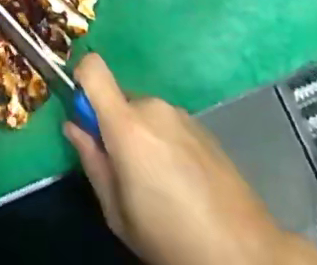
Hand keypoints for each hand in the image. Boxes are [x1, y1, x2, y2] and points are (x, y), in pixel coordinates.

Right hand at [65, 55, 316, 264]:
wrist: (242, 250)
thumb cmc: (168, 236)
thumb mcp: (117, 212)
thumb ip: (92, 161)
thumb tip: (74, 126)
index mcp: (127, 124)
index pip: (94, 68)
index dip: (80, 79)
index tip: (80, 111)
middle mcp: (154, 107)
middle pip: (119, 99)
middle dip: (113, 125)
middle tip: (121, 170)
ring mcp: (181, 113)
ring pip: (143, 113)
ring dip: (139, 135)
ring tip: (154, 182)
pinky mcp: (202, 125)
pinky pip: (167, 123)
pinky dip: (162, 141)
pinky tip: (178, 180)